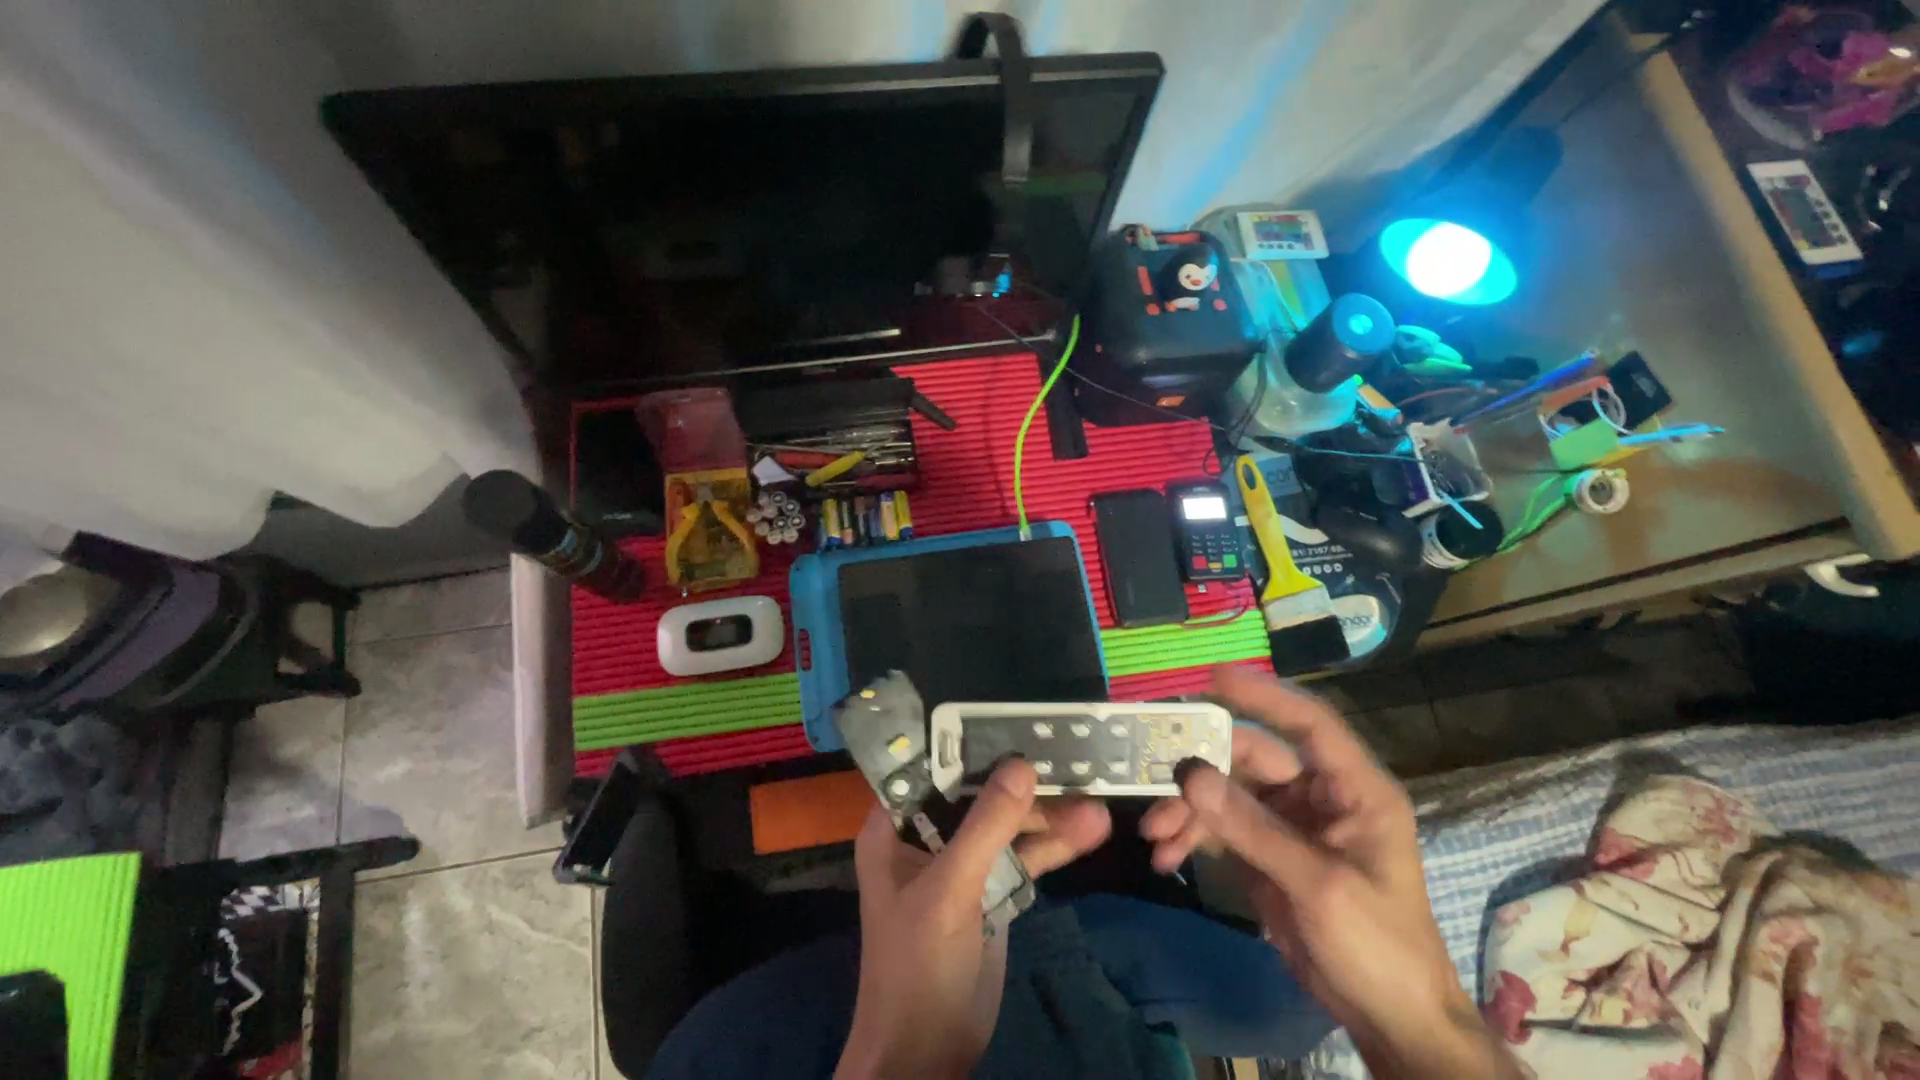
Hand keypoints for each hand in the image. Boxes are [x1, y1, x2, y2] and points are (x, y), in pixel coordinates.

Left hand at [836, 759, 1110, 1079]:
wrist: (927, 1050)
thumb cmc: (917, 963)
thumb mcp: (950, 889)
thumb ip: (986, 827)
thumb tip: (1022, 765)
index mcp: (896, 827)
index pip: (932, 767)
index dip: (971, 743)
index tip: (1018, 719)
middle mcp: (927, 836)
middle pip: (981, 794)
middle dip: (1026, 784)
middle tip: (1075, 764)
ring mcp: (963, 864)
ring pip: (1009, 825)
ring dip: (1050, 817)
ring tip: (1098, 807)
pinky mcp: (991, 891)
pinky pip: (1024, 856)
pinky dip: (1054, 846)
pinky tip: (1090, 832)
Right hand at [1140, 668, 1523, 1079]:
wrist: (1388, 1017)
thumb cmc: (1378, 945)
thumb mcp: (1319, 885)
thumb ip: (1253, 829)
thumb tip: (1190, 775)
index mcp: (1354, 789)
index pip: (1309, 723)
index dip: (1264, 695)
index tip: (1211, 678)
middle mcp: (1319, 795)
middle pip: (1251, 759)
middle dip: (1201, 770)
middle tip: (1152, 778)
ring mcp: (1289, 825)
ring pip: (1227, 794)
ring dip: (1188, 810)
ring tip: (1154, 834)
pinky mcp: (1265, 854)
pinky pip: (1220, 829)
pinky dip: (1191, 838)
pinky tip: (1167, 857)